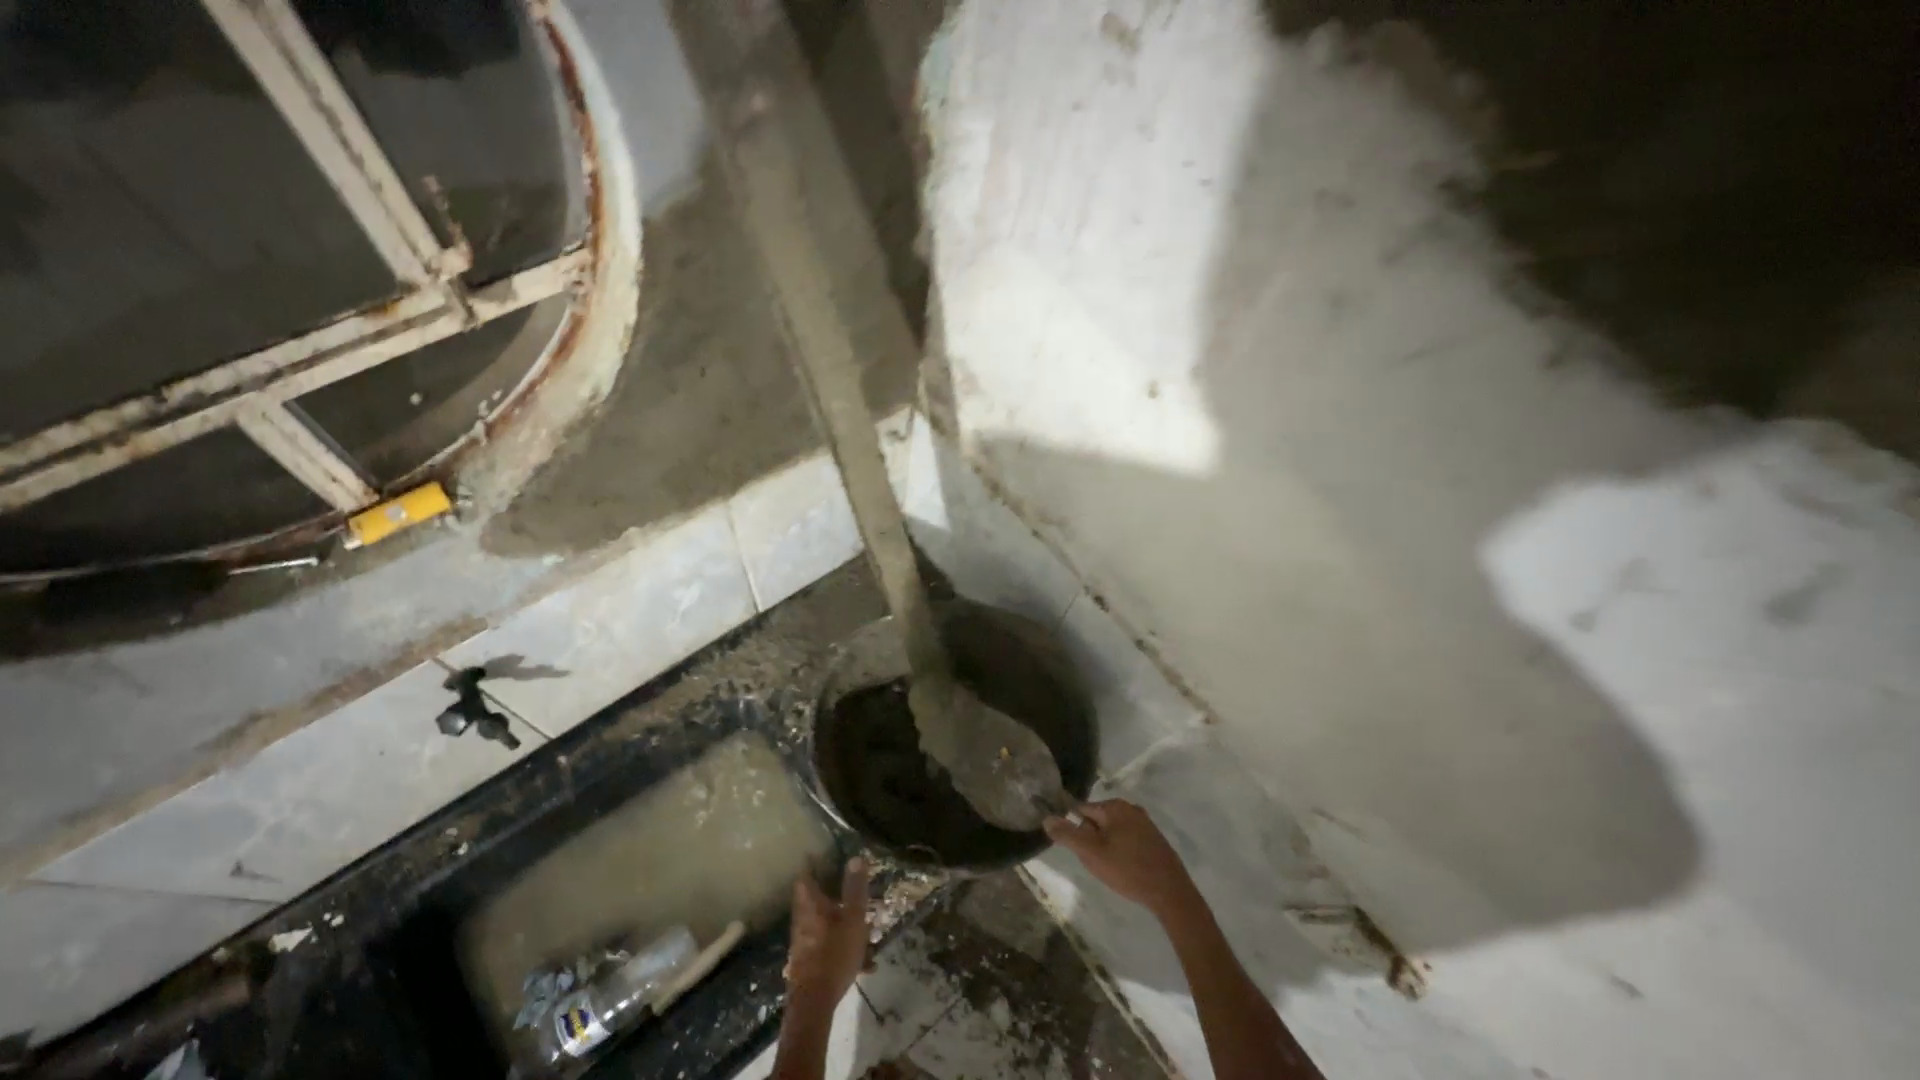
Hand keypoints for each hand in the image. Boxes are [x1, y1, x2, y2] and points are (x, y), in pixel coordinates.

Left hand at [785, 857, 870, 1007]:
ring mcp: (803, 939)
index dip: (814, 862)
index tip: (825, 854)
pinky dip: (844, 947)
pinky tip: (865, 964)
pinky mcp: (808, 959)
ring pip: (827, 923)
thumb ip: (855, 889)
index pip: (807, 873)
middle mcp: (802, 917)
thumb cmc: (834, 953)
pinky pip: (828, 944)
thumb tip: (855, 857)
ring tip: (869, 935)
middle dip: (837, 896)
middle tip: (856, 894)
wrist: (814, 1001)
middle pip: (818, 898)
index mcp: (810, 902)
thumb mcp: (853, 919)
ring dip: (845, 925)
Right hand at [1045, 800, 1197, 916]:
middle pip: (1097, 822)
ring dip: (1107, 850)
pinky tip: (1127, 871)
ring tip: (1114, 870)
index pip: (1082, 812)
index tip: (1083, 854)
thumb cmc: (1127, 869)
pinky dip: (1123, 854)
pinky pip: (1128, 842)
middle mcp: (1131, 808)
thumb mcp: (1091, 852)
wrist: (1170, 892)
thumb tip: (1046, 818)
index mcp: (1115, 806)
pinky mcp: (1154, 839)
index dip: (1078, 834)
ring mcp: (1146, 823)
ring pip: (1112, 834)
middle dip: (1093, 842)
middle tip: (1099, 864)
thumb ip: (1067, 834)